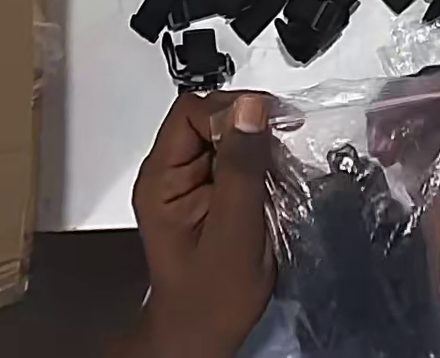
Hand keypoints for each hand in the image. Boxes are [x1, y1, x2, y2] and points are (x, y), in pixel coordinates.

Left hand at [116, 92, 275, 357]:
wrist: (201, 339)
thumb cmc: (212, 300)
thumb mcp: (235, 232)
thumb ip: (242, 167)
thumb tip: (251, 106)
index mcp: (161, 178)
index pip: (191, 113)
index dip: (229, 111)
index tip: (266, 123)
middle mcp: (168, 170)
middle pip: (205, 115)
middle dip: (245, 124)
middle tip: (278, 141)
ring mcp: (185, 177)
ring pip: (220, 131)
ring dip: (252, 141)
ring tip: (275, 163)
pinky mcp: (204, 186)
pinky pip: (229, 153)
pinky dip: (253, 158)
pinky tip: (268, 176)